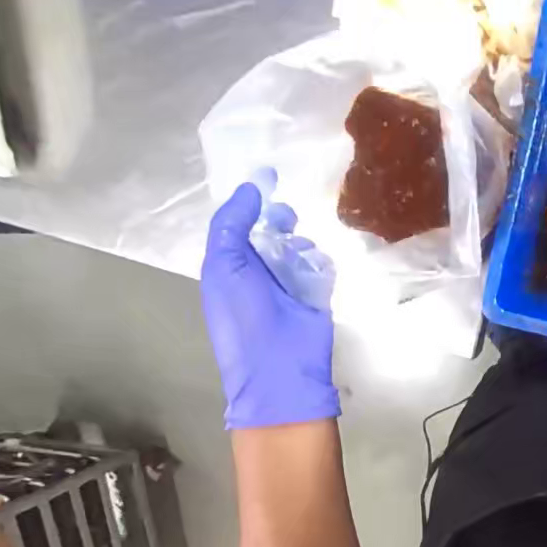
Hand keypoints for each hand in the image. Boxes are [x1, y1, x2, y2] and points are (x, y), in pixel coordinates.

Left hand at [201, 181, 339, 428]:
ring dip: (301, 244)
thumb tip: (250, 188)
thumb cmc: (242, 317)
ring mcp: (290, 287)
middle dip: (279, 220)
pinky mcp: (317, 298)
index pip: (240, 225)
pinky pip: (322, 269)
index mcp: (230, 266)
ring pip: (300, 248)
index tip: (268, 178)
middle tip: (287, 218)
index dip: (252, 202)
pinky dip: (321, 264)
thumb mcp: (224, 264)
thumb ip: (232, 223)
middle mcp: (259, 273)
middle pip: (272, 232)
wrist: (278, 369)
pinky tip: (316, 269)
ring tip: (301, 253)